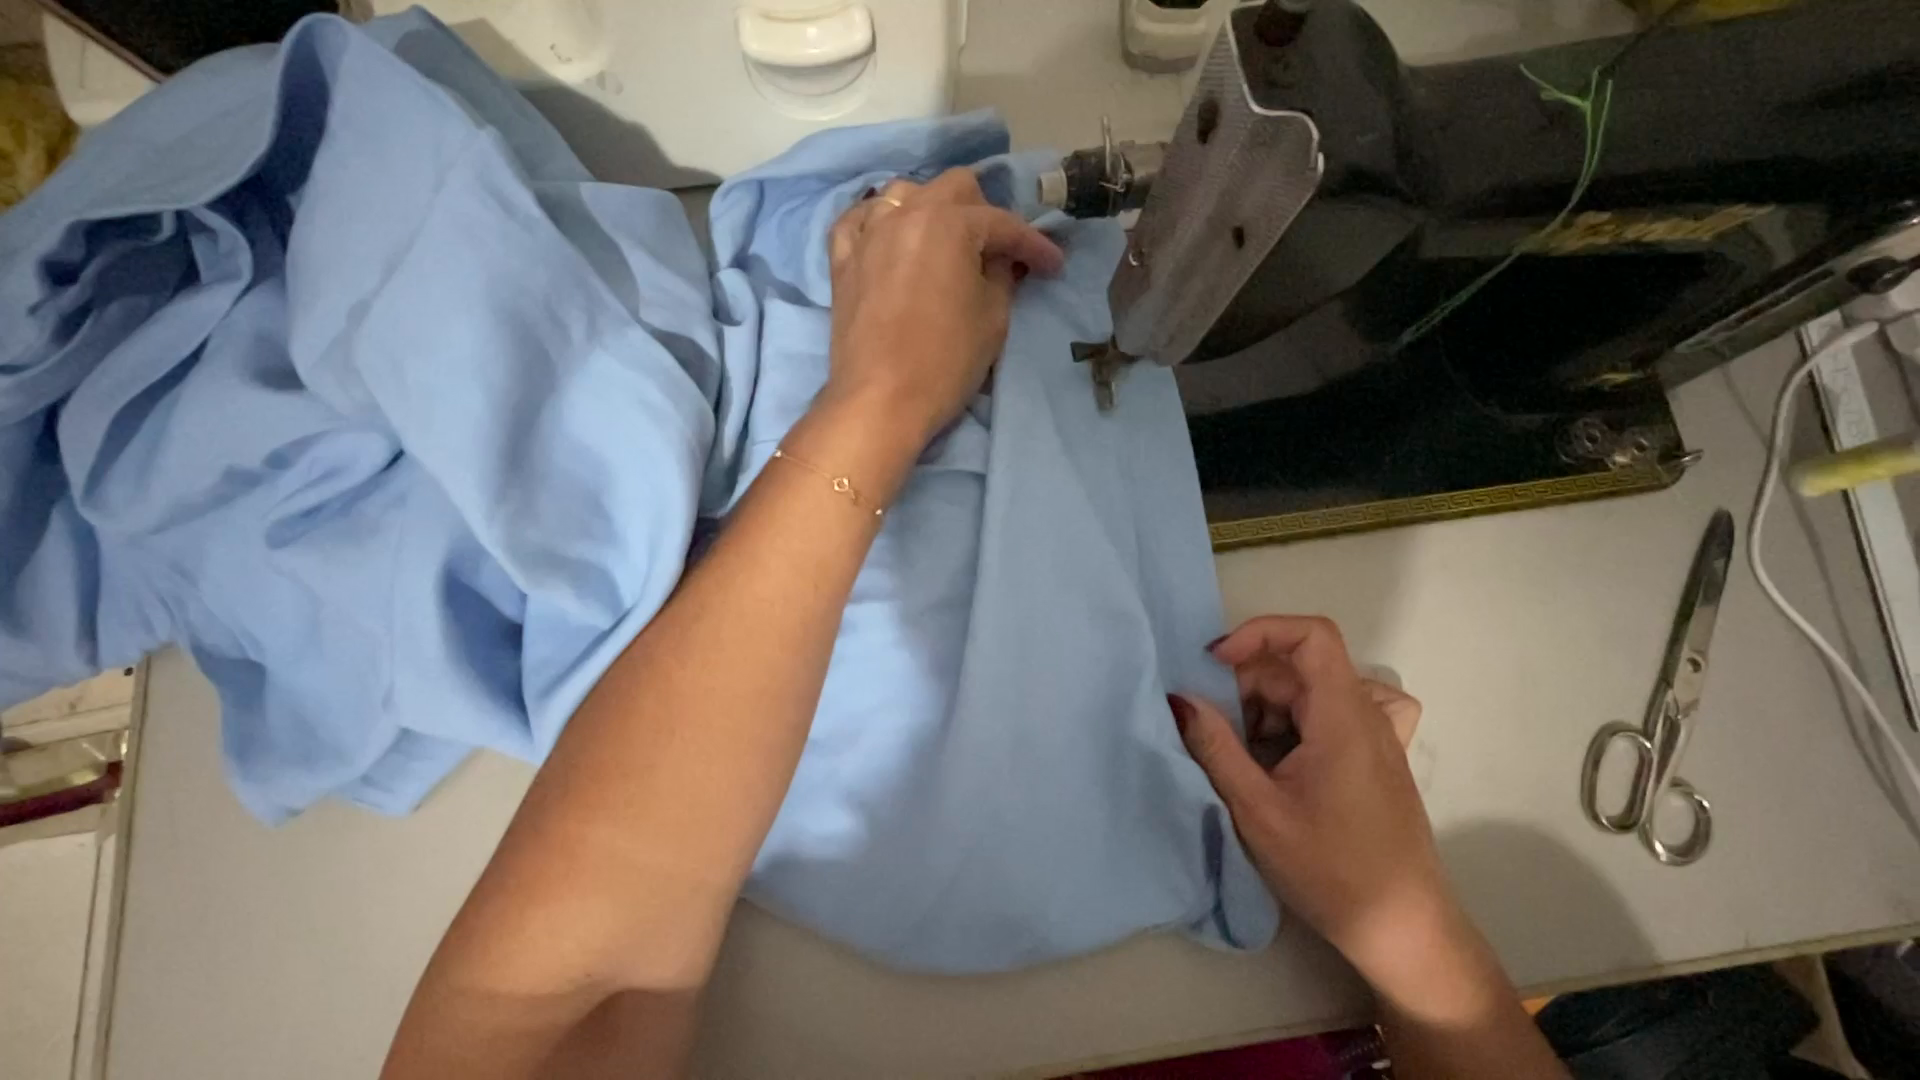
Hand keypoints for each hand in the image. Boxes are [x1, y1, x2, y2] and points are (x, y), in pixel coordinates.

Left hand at [821, 168, 1063, 449]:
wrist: (880, 401)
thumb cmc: (945, 361)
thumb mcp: (992, 319)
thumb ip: (1002, 277)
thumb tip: (1002, 260)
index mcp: (949, 223)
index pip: (1003, 224)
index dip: (1034, 245)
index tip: (1053, 265)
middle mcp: (905, 213)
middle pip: (953, 189)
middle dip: (984, 213)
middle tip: (998, 251)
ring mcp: (867, 234)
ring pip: (904, 195)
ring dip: (932, 210)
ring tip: (945, 243)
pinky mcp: (842, 261)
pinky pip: (859, 221)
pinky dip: (879, 223)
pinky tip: (890, 237)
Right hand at [1170, 616, 1456, 986]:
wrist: (1403, 931)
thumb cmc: (1331, 870)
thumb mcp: (1258, 810)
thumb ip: (1215, 748)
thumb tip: (1178, 699)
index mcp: (1344, 718)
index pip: (1311, 635)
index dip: (1259, 633)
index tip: (1215, 664)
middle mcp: (1366, 715)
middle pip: (1299, 667)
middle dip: (1246, 686)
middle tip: (1212, 731)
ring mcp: (1375, 737)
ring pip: (1309, 691)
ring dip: (1264, 709)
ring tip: (1239, 754)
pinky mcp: (1373, 759)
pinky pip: (1331, 714)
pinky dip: (1295, 721)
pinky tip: (1282, 753)